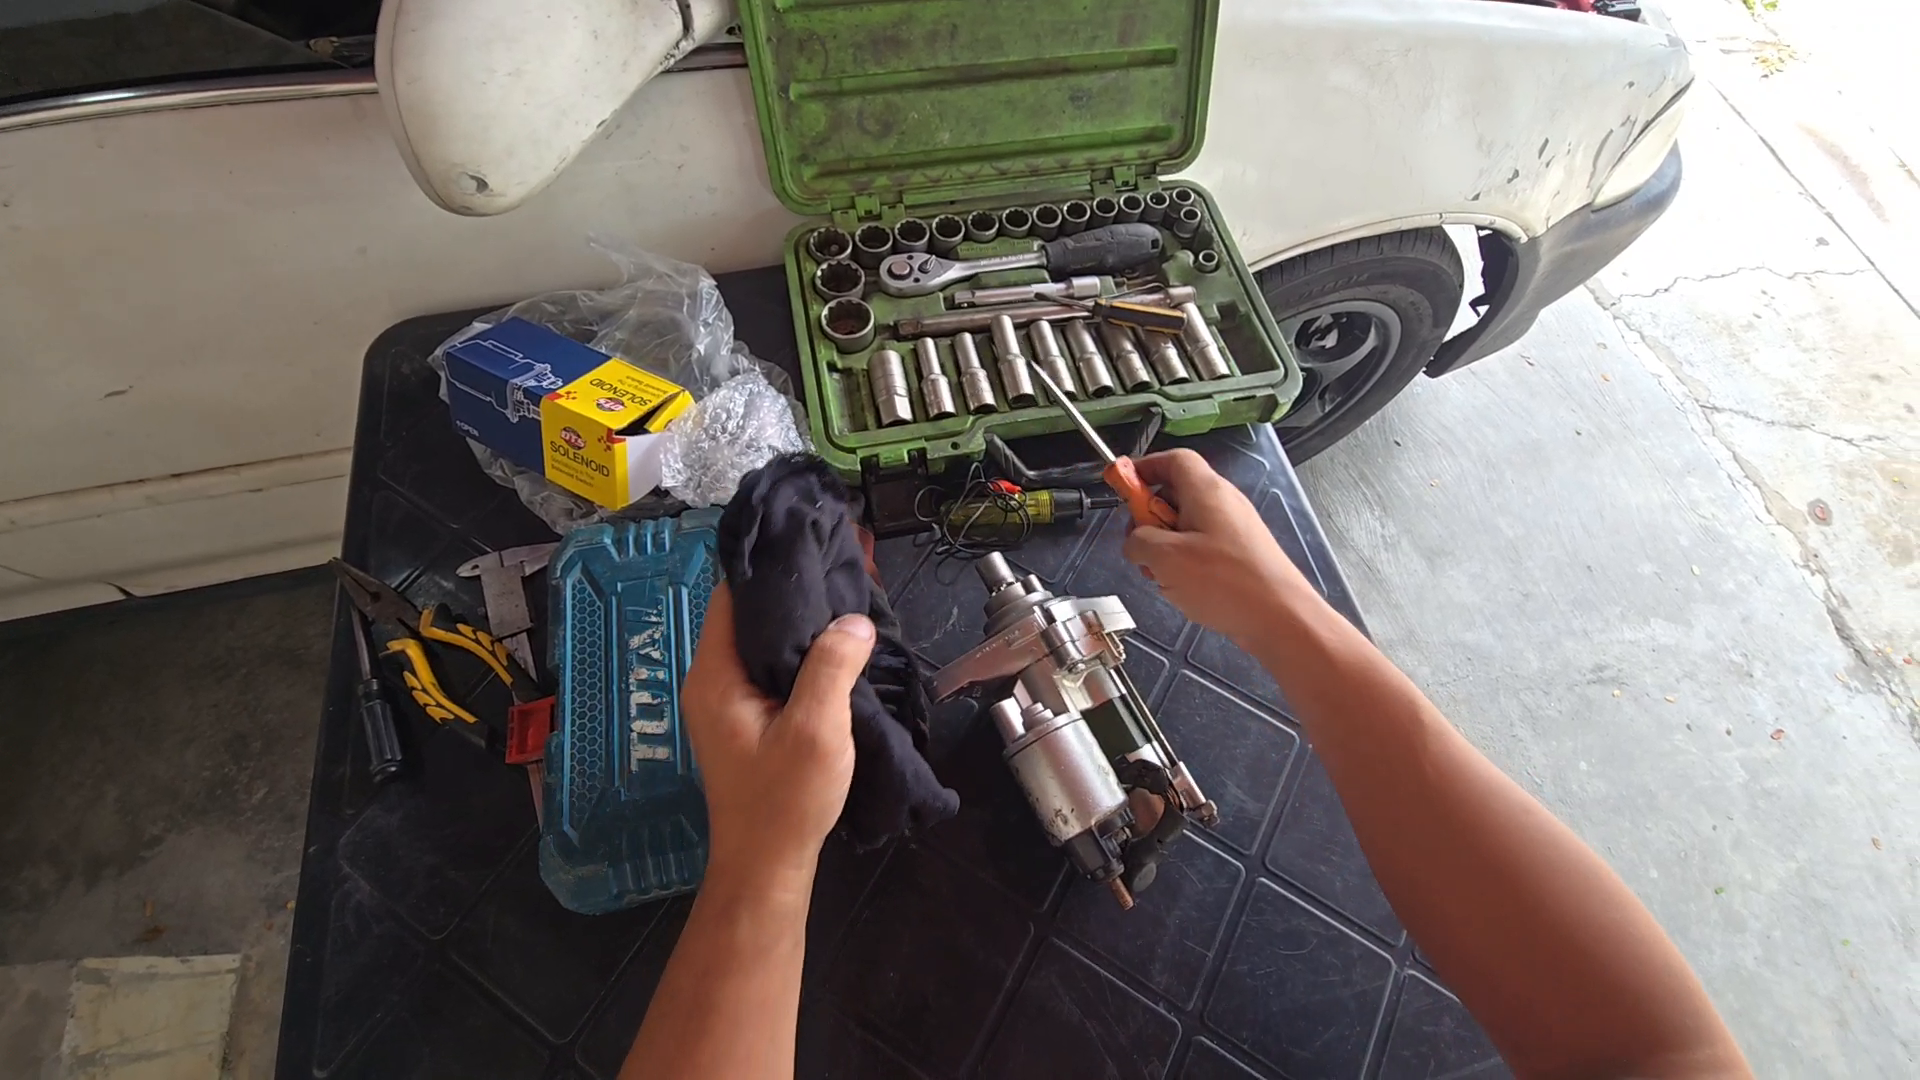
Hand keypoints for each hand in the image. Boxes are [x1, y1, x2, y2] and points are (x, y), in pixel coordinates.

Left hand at [681, 583, 875, 895]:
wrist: (768, 865)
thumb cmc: (785, 799)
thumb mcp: (816, 729)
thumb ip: (832, 667)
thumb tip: (854, 620)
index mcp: (716, 675)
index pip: (730, 597)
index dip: (769, 571)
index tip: (811, 551)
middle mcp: (714, 680)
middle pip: (747, 616)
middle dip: (792, 593)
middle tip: (839, 572)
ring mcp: (729, 700)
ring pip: (762, 641)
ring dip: (800, 624)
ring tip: (844, 602)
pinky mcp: (748, 716)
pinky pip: (771, 666)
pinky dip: (800, 651)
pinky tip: (836, 647)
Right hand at [1120, 449, 1318, 647]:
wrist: (1281, 618)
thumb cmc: (1225, 582)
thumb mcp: (1164, 558)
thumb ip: (1138, 540)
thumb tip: (1134, 540)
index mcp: (1205, 491)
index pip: (1172, 459)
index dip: (1143, 467)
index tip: (1121, 485)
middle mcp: (1222, 502)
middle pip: (1176, 492)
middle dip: (1148, 516)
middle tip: (1138, 542)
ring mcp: (1233, 528)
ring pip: (1185, 523)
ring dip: (1163, 544)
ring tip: (1160, 572)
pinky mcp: (1239, 553)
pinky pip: (1200, 545)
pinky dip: (1182, 560)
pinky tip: (1180, 586)